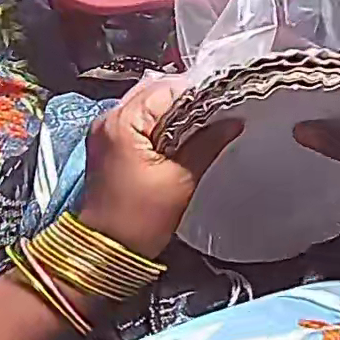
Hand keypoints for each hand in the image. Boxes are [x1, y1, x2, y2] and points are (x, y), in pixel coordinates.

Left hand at [78, 76, 239, 257]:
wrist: (105, 250)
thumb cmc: (139, 219)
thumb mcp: (180, 180)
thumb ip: (207, 144)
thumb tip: (234, 121)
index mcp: (122, 122)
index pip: (166, 89)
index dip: (198, 92)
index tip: (225, 101)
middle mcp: (108, 118)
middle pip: (154, 92)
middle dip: (187, 100)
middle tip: (218, 111)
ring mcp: (106, 131)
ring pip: (146, 106)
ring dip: (174, 112)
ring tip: (204, 124)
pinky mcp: (109, 145)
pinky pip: (138, 122)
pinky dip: (160, 125)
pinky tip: (182, 136)